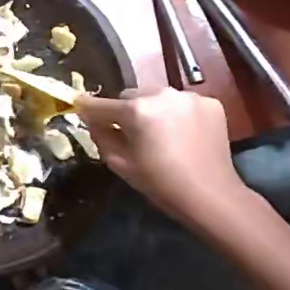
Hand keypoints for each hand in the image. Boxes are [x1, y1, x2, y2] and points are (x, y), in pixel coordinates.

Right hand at [75, 88, 250, 226]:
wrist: (210, 195)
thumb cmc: (160, 184)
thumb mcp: (120, 164)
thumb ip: (102, 137)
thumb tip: (94, 122)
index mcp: (136, 111)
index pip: (102, 104)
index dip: (86, 107)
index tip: (78, 105)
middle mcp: (162, 94)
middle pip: (131, 95)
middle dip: (127, 110)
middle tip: (130, 132)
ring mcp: (189, 96)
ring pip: (158, 97)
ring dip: (153, 110)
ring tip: (160, 134)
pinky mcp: (210, 102)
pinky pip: (183, 103)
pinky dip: (178, 114)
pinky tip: (183, 135)